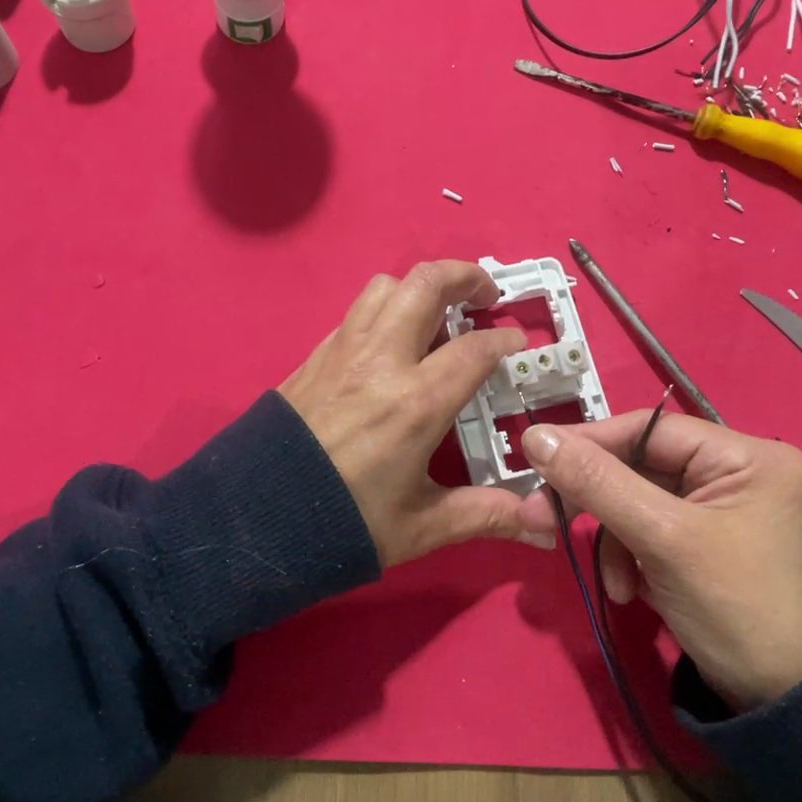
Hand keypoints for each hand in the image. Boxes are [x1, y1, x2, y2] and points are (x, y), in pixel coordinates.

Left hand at [279, 261, 561, 567]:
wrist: (256, 519)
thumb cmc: (345, 524)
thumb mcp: (422, 525)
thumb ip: (486, 514)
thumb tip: (545, 525)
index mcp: (415, 401)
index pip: (474, 348)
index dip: (504, 338)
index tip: (516, 342)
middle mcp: (381, 362)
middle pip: (426, 284)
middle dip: (464, 276)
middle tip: (484, 294)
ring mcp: (342, 352)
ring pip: (385, 287)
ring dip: (419, 287)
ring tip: (438, 313)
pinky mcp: (315, 357)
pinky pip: (357, 313)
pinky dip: (385, 309)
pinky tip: (392, 342)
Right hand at [522, 412, 801, 710]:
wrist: (784, 705)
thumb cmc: (734, 609)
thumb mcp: (662, 539)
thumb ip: (597, 482)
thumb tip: (534, 435)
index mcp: (747, 456)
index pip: (649, 429)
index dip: (590, 442)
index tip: (535, 458)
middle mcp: (737, 473)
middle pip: (639, 465)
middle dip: (597, 502)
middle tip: (540, 520)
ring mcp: (721, 510)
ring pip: (636, 501)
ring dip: (614, 542)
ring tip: (616, 585)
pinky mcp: (706, 544)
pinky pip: (649, 531)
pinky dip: (631, 559)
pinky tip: (633, 591)